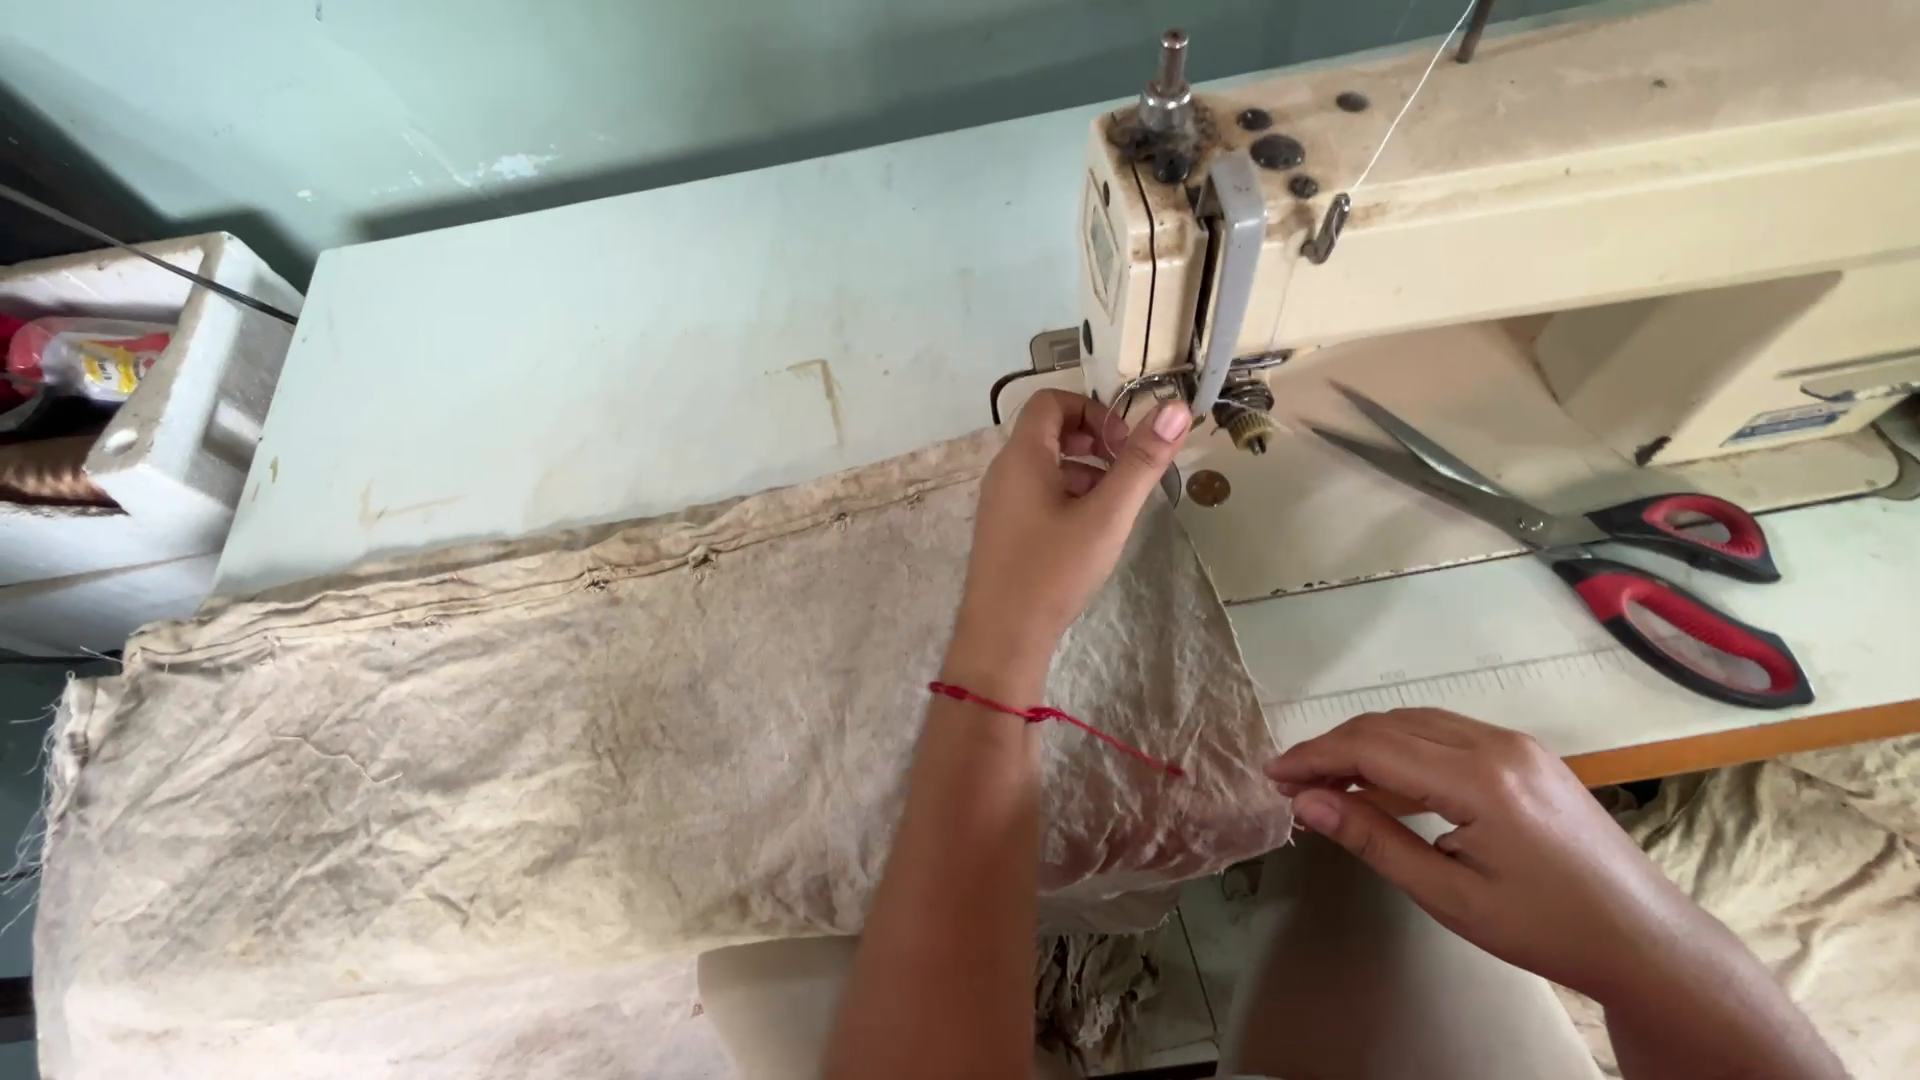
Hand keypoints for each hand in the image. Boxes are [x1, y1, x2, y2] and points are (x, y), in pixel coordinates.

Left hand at [942, 390, 1189, 697]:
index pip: (1051, 401)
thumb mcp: (1106, 515)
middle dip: (1092, 441)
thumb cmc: (1053, 571)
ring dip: (1083, 472)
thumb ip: (1141, 462)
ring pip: (1045, 465)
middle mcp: (1003, 471)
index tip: (1123, 445)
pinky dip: (1066, 497)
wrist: (1002, 636)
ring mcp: (999, 502)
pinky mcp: (1002, 529)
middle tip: (1123, 471)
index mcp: (1022, 456)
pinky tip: (1088, 532)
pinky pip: (1036, 493)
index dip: (1093, 410)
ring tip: (1113, 507)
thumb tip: (1176, 408)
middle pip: (1048, 430)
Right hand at [1264, 709, 1716, 1003]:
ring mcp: (1514, 742)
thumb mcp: (1450, 896)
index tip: (1273, 776)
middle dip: (1330, 748)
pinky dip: (1397, 744)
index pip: (1371, 748)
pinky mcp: (1523, 752)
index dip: (1314, 757)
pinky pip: (1441, 730)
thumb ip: (1373, 840)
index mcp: (1480, 780)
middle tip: (1292, 782)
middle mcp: (1496, 744)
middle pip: (1387, 726)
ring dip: (1361, 743)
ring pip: (1411, 720)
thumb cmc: (1546, 929)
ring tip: (1327, 779)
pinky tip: (1380, 775)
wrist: (1650, 943)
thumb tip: (1305, 802)